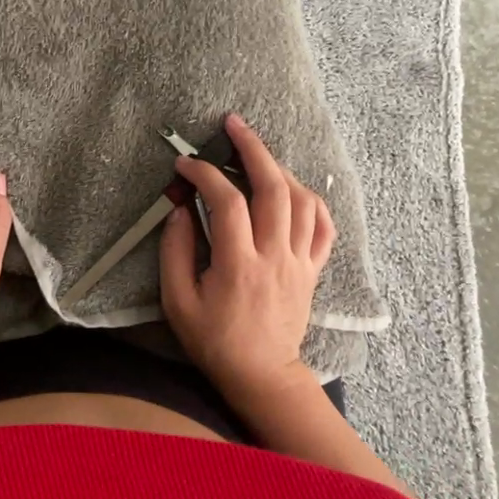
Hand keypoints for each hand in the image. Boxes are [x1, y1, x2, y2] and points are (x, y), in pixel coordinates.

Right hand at [160, 113, 334, 396]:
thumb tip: (180, 208)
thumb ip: (175, 250)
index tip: (183, 164)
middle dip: (253, 148)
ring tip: (256, 152)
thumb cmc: (214, 339)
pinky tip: (291, 185)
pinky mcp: (312, 269)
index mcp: (239, 265)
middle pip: (274, 189)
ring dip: (279, 168)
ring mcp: (299, 262)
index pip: (227, 202)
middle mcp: (275, 257)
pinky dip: (310, 198)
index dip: (205, 174)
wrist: (262, 375)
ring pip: (302, 200)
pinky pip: (323, 225)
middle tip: (233, 123)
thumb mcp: (177, 301)